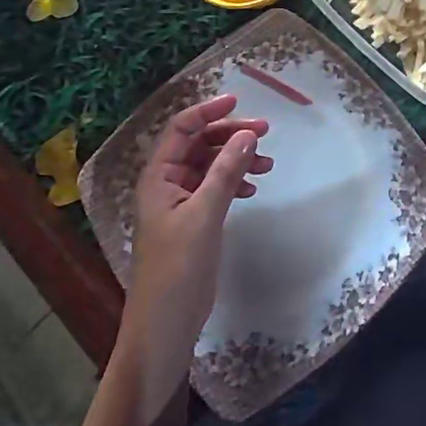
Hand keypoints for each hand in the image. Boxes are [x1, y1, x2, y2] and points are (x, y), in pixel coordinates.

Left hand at [126, 94, 272, 363]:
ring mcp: (180, 203)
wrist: (165, 324)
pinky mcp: (194, 221)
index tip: (241, 101)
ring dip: (237, 159)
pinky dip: (234, 181)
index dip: (209, 111)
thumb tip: (247, 134)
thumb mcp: (204, 215)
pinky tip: (251, 189)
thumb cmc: (178, 268)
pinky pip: (216, 187)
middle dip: (230, 135)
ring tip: (267, 165)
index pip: (182, 129)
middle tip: (266, 133)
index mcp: (158, 176)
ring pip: (211, 165)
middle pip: (199, 144)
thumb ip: (226, 172)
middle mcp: (167, 184)